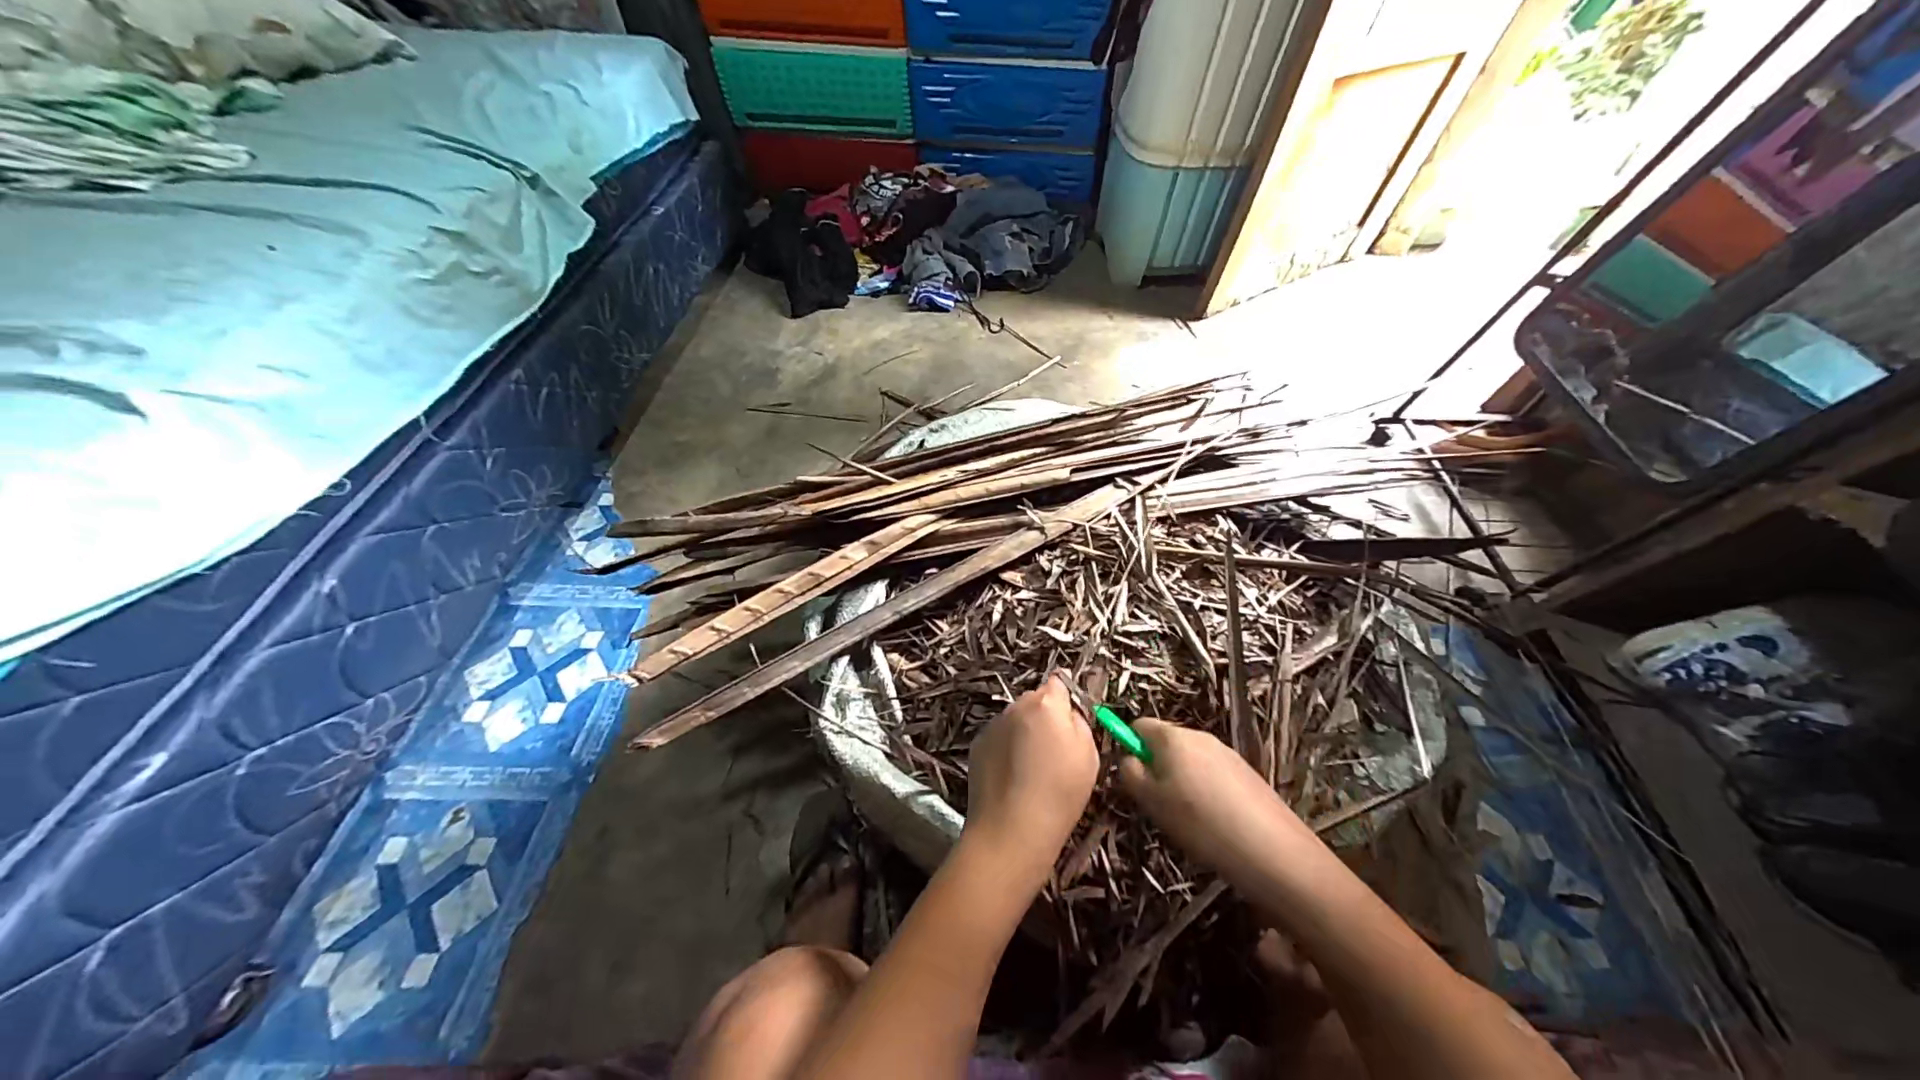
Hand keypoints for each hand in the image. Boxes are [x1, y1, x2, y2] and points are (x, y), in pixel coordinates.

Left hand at [963, 672, 1098, 871]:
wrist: (1011, 828)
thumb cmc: (1059, 792)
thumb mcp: (1089, 756)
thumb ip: (1078, 723)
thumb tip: (1067, 714)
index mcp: (1046, 704)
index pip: (1058, 684)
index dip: (1065, 701)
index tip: (1069, 723)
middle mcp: (1016, 706)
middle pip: (1035, 701)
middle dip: (1044, 717)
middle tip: (1054, 750)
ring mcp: (993, 725)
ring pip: (1015, 720)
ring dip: (1023, 732)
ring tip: (1031, 769)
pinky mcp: (977, 745)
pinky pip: (999, 738)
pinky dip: (1006, 749)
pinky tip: (1012, 777)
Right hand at [1118, 718, 1310, 886]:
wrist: (1271, 850)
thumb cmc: (1199, 823)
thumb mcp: (1150, 801)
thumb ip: (1130, 773)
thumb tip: (1130, 759)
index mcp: (1172, 737)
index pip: (1139, 725)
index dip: (1131, 748)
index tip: (1138, 780)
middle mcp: (1200, 737)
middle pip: (1166, 743)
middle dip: (1158, 767)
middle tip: (1160, 804)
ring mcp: (1227, 753)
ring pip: (1190, 761)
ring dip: (1182, 782)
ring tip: (1190, 819)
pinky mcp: (1247, 773)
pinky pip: (1213, 775)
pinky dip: (1207, 792)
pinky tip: (1215, 823)